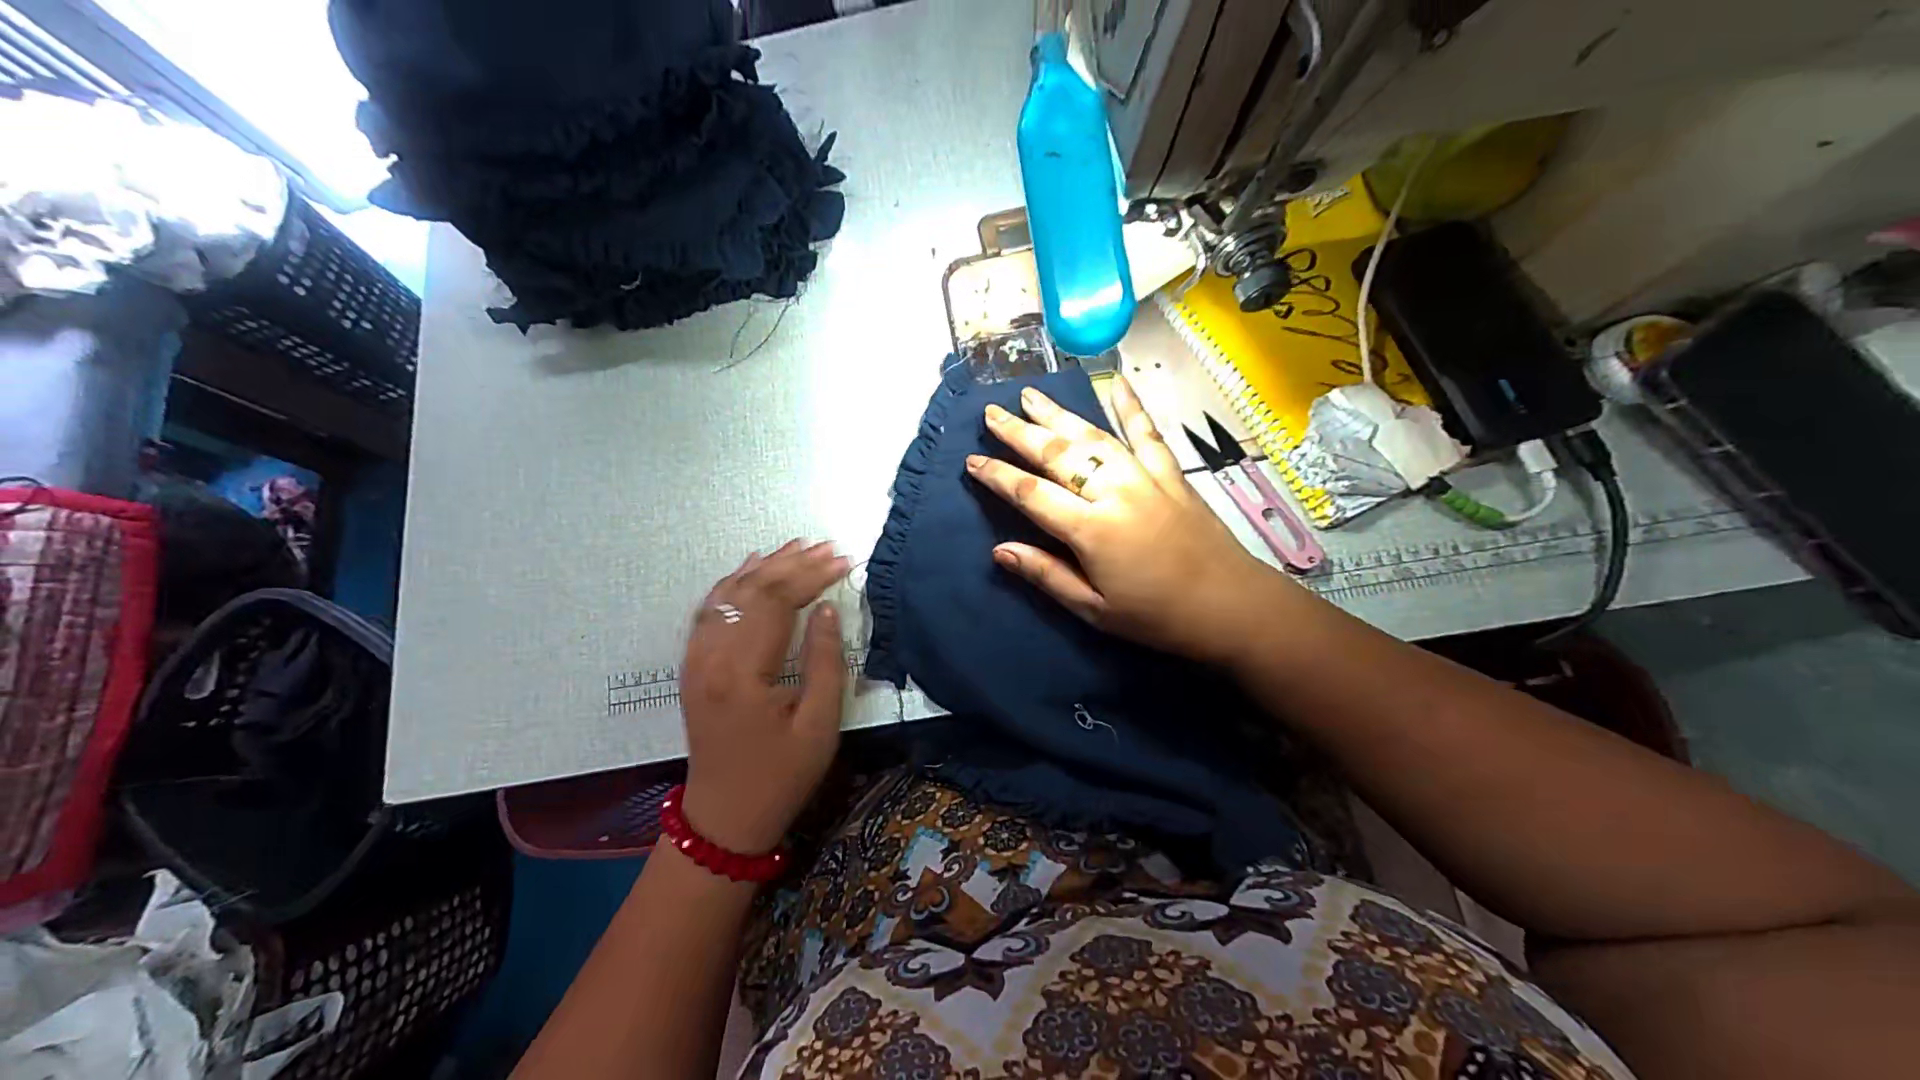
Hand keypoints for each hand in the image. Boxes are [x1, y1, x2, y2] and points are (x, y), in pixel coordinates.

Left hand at [679, 540, 849, 854]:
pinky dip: (732, 584)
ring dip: (762, 567)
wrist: (725, 817)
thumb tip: (826, 609)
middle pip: (750, 590)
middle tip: (826, 547)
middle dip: (791, 564)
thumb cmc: (780, 776)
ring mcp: (695, 659)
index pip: (776, 601)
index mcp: (741, 672)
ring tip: (797, 547)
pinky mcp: (693, 665)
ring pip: (726, 594)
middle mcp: (710, 657)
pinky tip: (751, 569)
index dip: (811, 575)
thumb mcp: (819, 726)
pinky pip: (709, 611)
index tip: (843, 561)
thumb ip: (824, 662)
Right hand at [966, 376, 1287, 665]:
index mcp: (1090, 529)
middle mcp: (1113, 492)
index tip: (972, 461)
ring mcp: (1145, 478)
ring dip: (1059, 414)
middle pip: (1058, 454)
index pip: (1030, 494)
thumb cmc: (1156, 617)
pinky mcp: (1171, 475)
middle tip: (991, 414)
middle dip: (1020, 432)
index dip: (997, 476)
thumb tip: (1000, 550)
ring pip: (1093, 436)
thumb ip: (1046, 575)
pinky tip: (1117, 382)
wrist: (1230, 606)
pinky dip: (1131, 406)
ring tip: (1031, 395)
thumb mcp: (1093, 609)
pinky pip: (1147, 433)